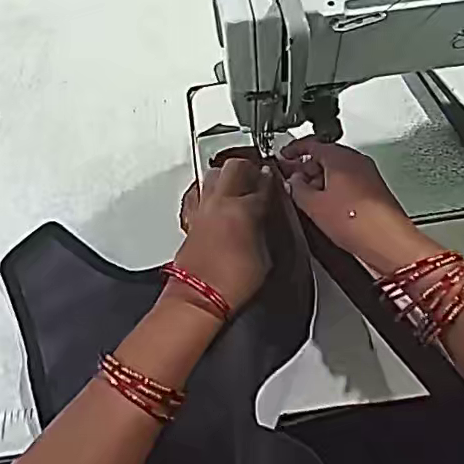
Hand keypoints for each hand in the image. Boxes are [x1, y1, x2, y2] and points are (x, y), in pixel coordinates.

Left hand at [172, 154, 275, 313]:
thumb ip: (265, 230)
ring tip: (233, 181)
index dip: (271, 180)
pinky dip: (204, 191)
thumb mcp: (265, 258)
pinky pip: (196, 194)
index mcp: (244, 210)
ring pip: (211, 175)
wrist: (198, 296)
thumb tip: (264, 221)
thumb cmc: (230, 283)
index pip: (263, 184)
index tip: (274, 179)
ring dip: (224, 175)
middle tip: (255, 173)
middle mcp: (220, 203)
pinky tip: (209, 198)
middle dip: (247, 166)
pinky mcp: (190, 219)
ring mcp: (202, 208)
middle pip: (234, 167)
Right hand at [278, 137, 437, 274]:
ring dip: (319, 180)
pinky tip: (325, 208)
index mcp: (341, 157)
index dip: (293, 149)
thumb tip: (293, 182)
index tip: (284, 156)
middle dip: (305, 167)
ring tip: (306, 197)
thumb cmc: (358, 221)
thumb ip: (296, 188)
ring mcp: (368, 176)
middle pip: (325, 156)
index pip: (311, 143)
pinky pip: (348, 184)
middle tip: (291, 178)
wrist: (388, 243)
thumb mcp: (312, 204)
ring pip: (337, 171)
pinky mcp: (374, 192)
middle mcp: (357, 162)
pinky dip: (334, 190)